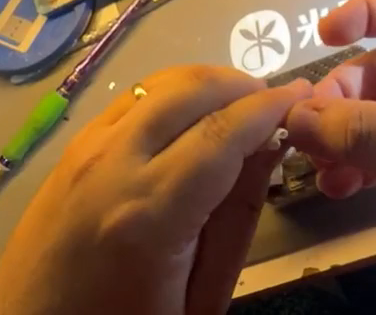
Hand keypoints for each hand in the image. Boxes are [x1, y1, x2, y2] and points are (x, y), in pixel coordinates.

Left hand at [0, 65, 310, 314]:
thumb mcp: (198, 299)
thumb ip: (237, 218)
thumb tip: (269, 148)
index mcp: (149, 213)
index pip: (226, 131)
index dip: (271, 106)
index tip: (304, 96)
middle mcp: (114, 164)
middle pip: (193, 89)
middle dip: (243, 83)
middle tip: (275, 102)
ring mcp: (85, 149)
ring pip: (161, 81)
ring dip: (209, 81)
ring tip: (239, 104)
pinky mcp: (70, 148)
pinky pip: (132, 97)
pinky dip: (173, 92)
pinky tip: (192, 115)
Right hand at [283, 0, 375, 314]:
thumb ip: (356, 129)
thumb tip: (295, 118)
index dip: (360, 12)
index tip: (323, 35)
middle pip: (372, 69)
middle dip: (337, 101)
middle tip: (308, 138)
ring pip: (370, 117)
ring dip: (341, 140)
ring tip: (323, 173)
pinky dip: (357, 166)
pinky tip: (341, 188)